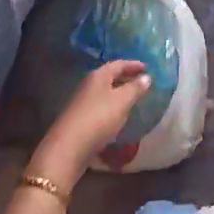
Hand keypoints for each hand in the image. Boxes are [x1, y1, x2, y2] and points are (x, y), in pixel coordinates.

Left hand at [30, 60, 151, 187]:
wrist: (67, 149)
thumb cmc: (98, 118)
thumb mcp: (122, 101)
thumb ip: (135, 88)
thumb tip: (146, 77)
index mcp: (98, 76)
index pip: (119, 64)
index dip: (133, 65)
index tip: (147, 68)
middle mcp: (88, 85)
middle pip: (110, 77)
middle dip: (126, 78)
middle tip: (141, 82)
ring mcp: (81, 103)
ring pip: (104, 93)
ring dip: (118, 94)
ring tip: (132, 99)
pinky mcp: (79, 119)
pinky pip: (100, 107)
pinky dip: (111, 107)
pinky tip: (118, 117)